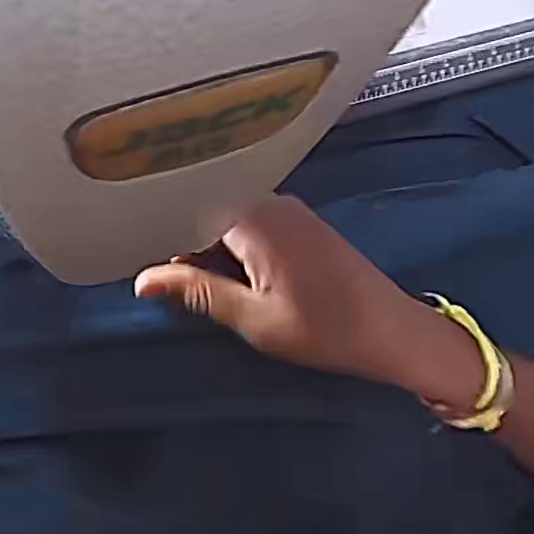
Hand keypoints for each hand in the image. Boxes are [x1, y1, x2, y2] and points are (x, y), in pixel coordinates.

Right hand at [133, 195, 482, 405]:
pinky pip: (249, 223)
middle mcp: (271, 201)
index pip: (188, 206)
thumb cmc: (324, 328)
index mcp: (255, 218)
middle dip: (182, 241)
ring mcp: (289, 210)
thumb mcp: (252, 317)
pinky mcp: (301, 223)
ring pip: (227, 217)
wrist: (396, 332)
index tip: (137, 252)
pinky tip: (229, 275)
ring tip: (194, 280)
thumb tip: (142, 281)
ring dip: (207, 246)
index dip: (159, 229)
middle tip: (166, 277)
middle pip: (206, 209)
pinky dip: (231, 247)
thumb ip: (196, 291)